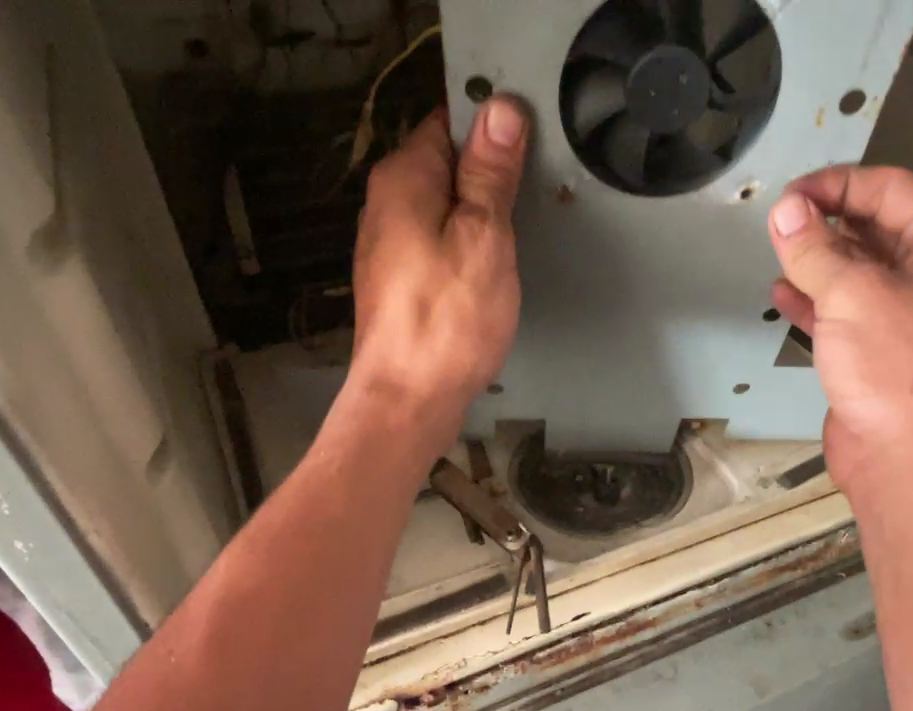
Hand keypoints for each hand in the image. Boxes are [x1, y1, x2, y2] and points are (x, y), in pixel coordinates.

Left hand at [350, 99, 530, 432]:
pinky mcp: (397, 284)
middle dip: (487, 181)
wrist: (408, 400)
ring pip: (442, 212)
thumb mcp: (484, 237)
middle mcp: (385, 205)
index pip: (449, 122)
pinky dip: (463, 252)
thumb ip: (490, 173)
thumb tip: (500, 108)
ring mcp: (387, 247)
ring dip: (477, 221)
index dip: (492, 131)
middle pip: (445, 168)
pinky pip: (436, 247)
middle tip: (526, 208)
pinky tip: (483, 280)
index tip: (528, 154)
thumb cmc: (447, 322)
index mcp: (402, 179)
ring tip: (508, 249)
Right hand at [766, 166, 912, 497]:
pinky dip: (813, 301)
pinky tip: (782, 295)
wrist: (906, 459)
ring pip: (855, 271)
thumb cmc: (897, 371)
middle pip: (874, 228)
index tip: (791, 195)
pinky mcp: (877, 352)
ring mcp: (905, 316)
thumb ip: (814, 249)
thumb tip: (786, 211)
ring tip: (777, 252)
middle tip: (780, 222)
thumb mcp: (852, 295)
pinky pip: (842, 312)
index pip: (891, 190)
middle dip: (825, 222)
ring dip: (816, 261)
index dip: (838, 184)